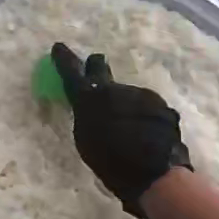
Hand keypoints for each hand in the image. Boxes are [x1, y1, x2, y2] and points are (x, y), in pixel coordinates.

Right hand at [51, 44, 191, 218]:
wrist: (154, 171)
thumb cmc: (110, 161)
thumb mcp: (86, 138)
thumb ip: (87, 116)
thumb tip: (94, 108)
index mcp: (89, 98)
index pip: (71, 71)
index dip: (63, 58)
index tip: (58, 47)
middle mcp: (114, 88)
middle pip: (100, 67)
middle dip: (95, 66)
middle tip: (94, 68)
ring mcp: (139, 94)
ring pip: (126, 93)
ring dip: (123, 103)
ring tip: (127, 126)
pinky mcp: (160, 104)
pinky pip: (145, 106)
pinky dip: (141, 115)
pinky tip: (145, 133)